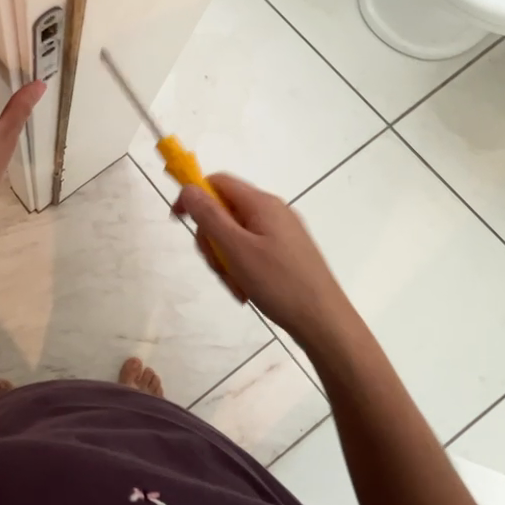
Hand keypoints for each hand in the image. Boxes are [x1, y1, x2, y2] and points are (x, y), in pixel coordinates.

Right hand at [175, 174, 356, 346]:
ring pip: (236, 232)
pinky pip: (252, 248)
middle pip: (225, 209)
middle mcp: (274, 211)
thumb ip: (208, 215)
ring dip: (225, 255)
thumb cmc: (279, 283)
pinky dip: (242, 264)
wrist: (326, 323)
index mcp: (262, 203)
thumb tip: (188, 187)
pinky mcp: (288, 252)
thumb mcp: (235, 249)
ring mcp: (283, 232)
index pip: (217, 182)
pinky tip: (247, 288)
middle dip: (211, 236)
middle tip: (215, 264)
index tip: (178, 221)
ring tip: (234, 283)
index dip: (193, 195)